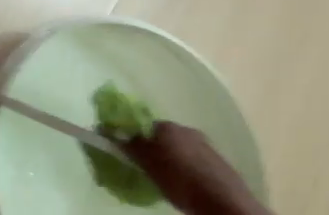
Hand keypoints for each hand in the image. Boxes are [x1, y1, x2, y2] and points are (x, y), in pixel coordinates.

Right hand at [119, 122, 270, 214]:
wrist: (225, 202)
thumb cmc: (181, 181)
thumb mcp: (148, 166)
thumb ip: (127, 146)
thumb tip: (103, 130)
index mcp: (165, 125)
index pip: (142, 126)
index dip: (135, 140)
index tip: (131, 155)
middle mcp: (184, 128)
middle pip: (162, 136)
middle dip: (155, 149)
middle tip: (149, 169)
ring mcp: (205, 143)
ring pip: (180, 148)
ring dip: (173, 159)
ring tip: (170, 180)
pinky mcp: (219, 160)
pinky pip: (195, 159)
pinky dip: (188, 167)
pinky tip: (189, 184)